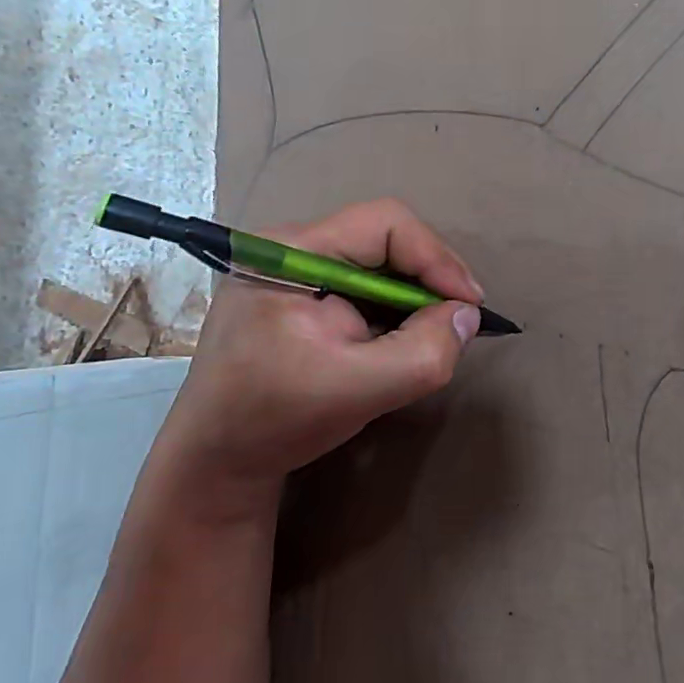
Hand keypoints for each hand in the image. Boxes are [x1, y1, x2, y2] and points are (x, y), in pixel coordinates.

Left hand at [156, 199, 484, 505]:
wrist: (215, 458)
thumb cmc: (273, 419)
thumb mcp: (357, 391)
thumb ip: (422, 354)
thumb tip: (465, 316)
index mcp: (291, 252)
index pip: (383, 224)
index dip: (435, 257)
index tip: (468, 304)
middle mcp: (289, 249)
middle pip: (380, 240)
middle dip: (426, 280)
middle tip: (455, 323)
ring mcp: (289, 273)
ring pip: (372, 265)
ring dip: (409, 299)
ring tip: (428, 337)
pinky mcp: (295, 298)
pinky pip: (357, 288)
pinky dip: (388, 312)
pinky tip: (394, 343)